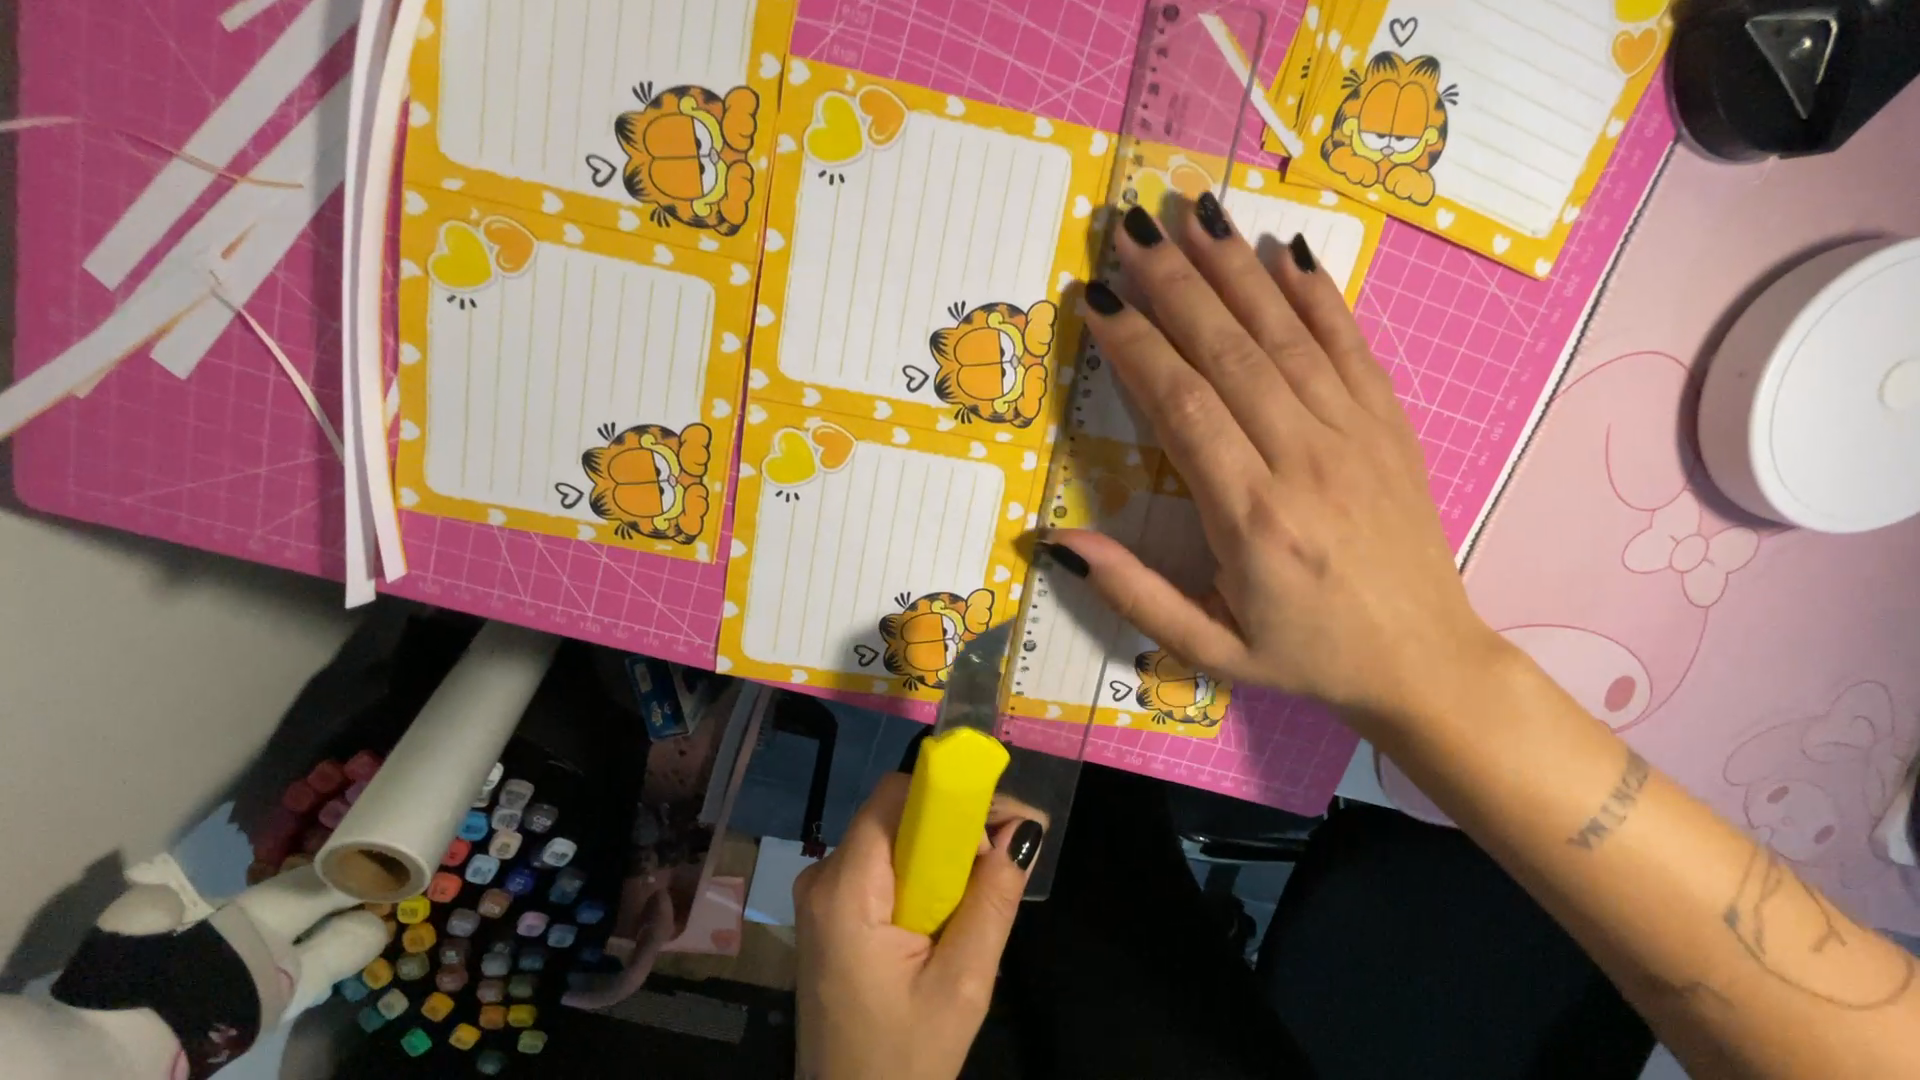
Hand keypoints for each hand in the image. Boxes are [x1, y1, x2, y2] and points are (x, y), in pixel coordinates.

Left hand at [793, 773, 1042, 1079]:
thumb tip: (1024, 829)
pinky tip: (948, 913)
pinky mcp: (830, 913)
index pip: (894, 796)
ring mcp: (821, 896)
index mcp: (845, 890)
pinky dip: (920, 876)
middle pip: (894, 816)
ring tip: (981, 891)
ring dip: (940, 855)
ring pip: (891, 840)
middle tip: (1003, 859)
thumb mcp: (961, 985)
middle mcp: (823, 878)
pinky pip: (881, 868)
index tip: (999, 818)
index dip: (948, 794)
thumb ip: (992, 902)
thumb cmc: (902, 1059)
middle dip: (953, 827)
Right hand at [1052, 199, 1503, 726]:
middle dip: (1173, 283)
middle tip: (1130, 228)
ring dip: (1235, 269)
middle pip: (1229, 351)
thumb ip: (1133, 594)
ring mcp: (1355, 433)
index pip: (1183, 406)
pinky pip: (1348, 343)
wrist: (1426, 660)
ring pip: (1285, 333)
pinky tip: (1284, 249)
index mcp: (1252, 517)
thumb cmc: (1305, 655)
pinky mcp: (1388, 423)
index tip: (1097, 298)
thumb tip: (1057, 542)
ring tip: (1193, 213)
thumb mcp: (1208, 649)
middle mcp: (1304, 459)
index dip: (1136, 346)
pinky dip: (1315, 292)